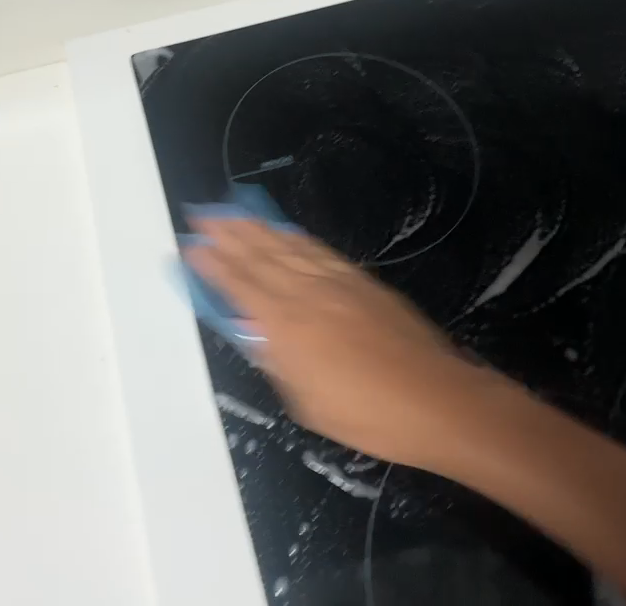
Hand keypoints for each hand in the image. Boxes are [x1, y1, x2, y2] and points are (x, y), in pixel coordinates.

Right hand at [184, 216, 506, 470]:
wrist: (436, 399)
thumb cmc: (366, 414)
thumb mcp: (306, 400)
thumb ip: (276, 359)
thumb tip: (252, 332)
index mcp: (285, 325)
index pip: (238, 285)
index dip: (211, 264)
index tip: (190, 246)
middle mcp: (305, 293)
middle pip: (258, 255)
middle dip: (226, 233)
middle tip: (202, 216)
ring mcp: (335, 282)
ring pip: (286, 245)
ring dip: (255, 227)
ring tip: (232, 212)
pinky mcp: (360, 280)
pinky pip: (317, 250)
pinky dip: (294, 236)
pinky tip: (283, 230)